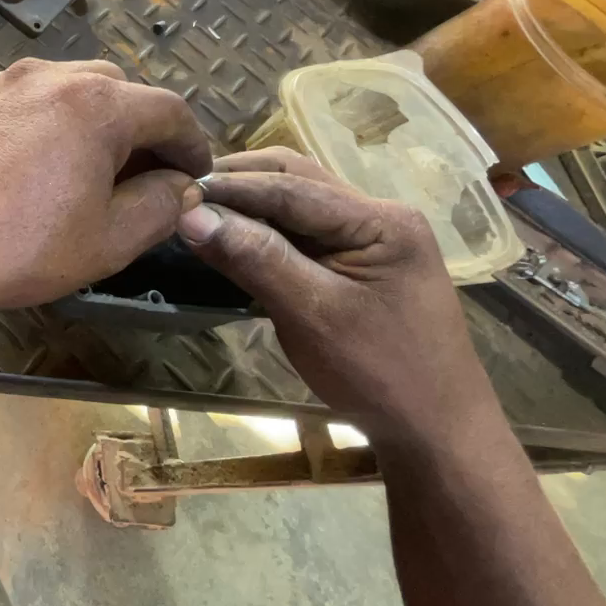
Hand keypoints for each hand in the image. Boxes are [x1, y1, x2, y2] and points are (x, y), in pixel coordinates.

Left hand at [0, 58, 210, 318]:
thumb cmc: (19, 247)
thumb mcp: (110, 239)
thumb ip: (161, 205)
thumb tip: (180, 185)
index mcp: (95, 103)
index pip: (168, 111)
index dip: (190, 145)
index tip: (192, 175)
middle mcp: (48, 76)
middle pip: (116, 89)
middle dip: (138, 129)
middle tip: (139, 176)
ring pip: (64, 87)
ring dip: (87, 119)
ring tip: (84, 167)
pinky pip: (20, 98)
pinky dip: (40, 119)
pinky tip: (30, 161)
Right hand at [176, 147, 496, 440]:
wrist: (434, 430)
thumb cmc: (381, 374)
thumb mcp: (312, 315)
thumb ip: (254, 258)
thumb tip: (189, 215)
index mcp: (380, 221)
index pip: (287, 185)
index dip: (226, 186)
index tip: (171, 193)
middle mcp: (375, 212)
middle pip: (289, 175)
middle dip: (233, 181)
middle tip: (179, 196)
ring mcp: (364, 232)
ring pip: (289, 194)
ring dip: (241, 199)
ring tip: (194, 212)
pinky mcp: (349, 254)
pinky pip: (293, 222)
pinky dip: (254, 222)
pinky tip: (225, 235)